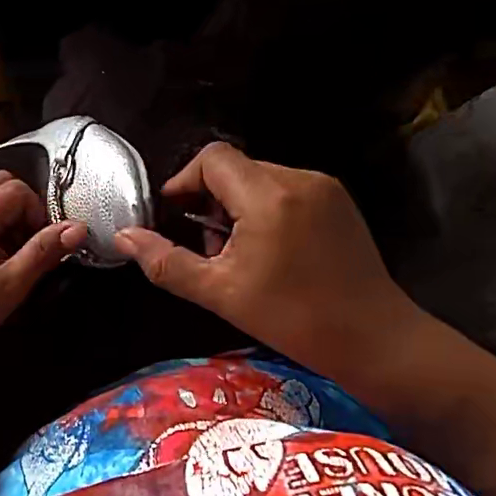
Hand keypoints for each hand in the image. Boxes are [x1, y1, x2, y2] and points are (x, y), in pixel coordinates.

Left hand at [0, 170, 86, 358]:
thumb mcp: (14, 283)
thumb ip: (46, 251)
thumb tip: (78, 228)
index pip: (16, 190)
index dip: (37, 212)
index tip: (38, 243)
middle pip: (1, 181)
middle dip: (24, 207)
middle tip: (27, 242)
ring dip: (9, 213)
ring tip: (11, 248)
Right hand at [113, 142, 423, 370]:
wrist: (371, 337)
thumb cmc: (291, 318)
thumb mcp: (219, 293)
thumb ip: (166, 262)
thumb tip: (124, 238)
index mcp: (269, 196)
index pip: (213, 159)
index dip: (183, 181)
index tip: (171, 216)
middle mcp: (299, 179)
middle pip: (236, 169)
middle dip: (210, 202)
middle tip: (208, 249)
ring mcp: (325, 189)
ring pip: (261, 180)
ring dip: (236, 208)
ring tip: (237, 256)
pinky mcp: (339, 204)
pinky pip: (288, 192)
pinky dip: (265, 212)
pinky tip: (269, 254)